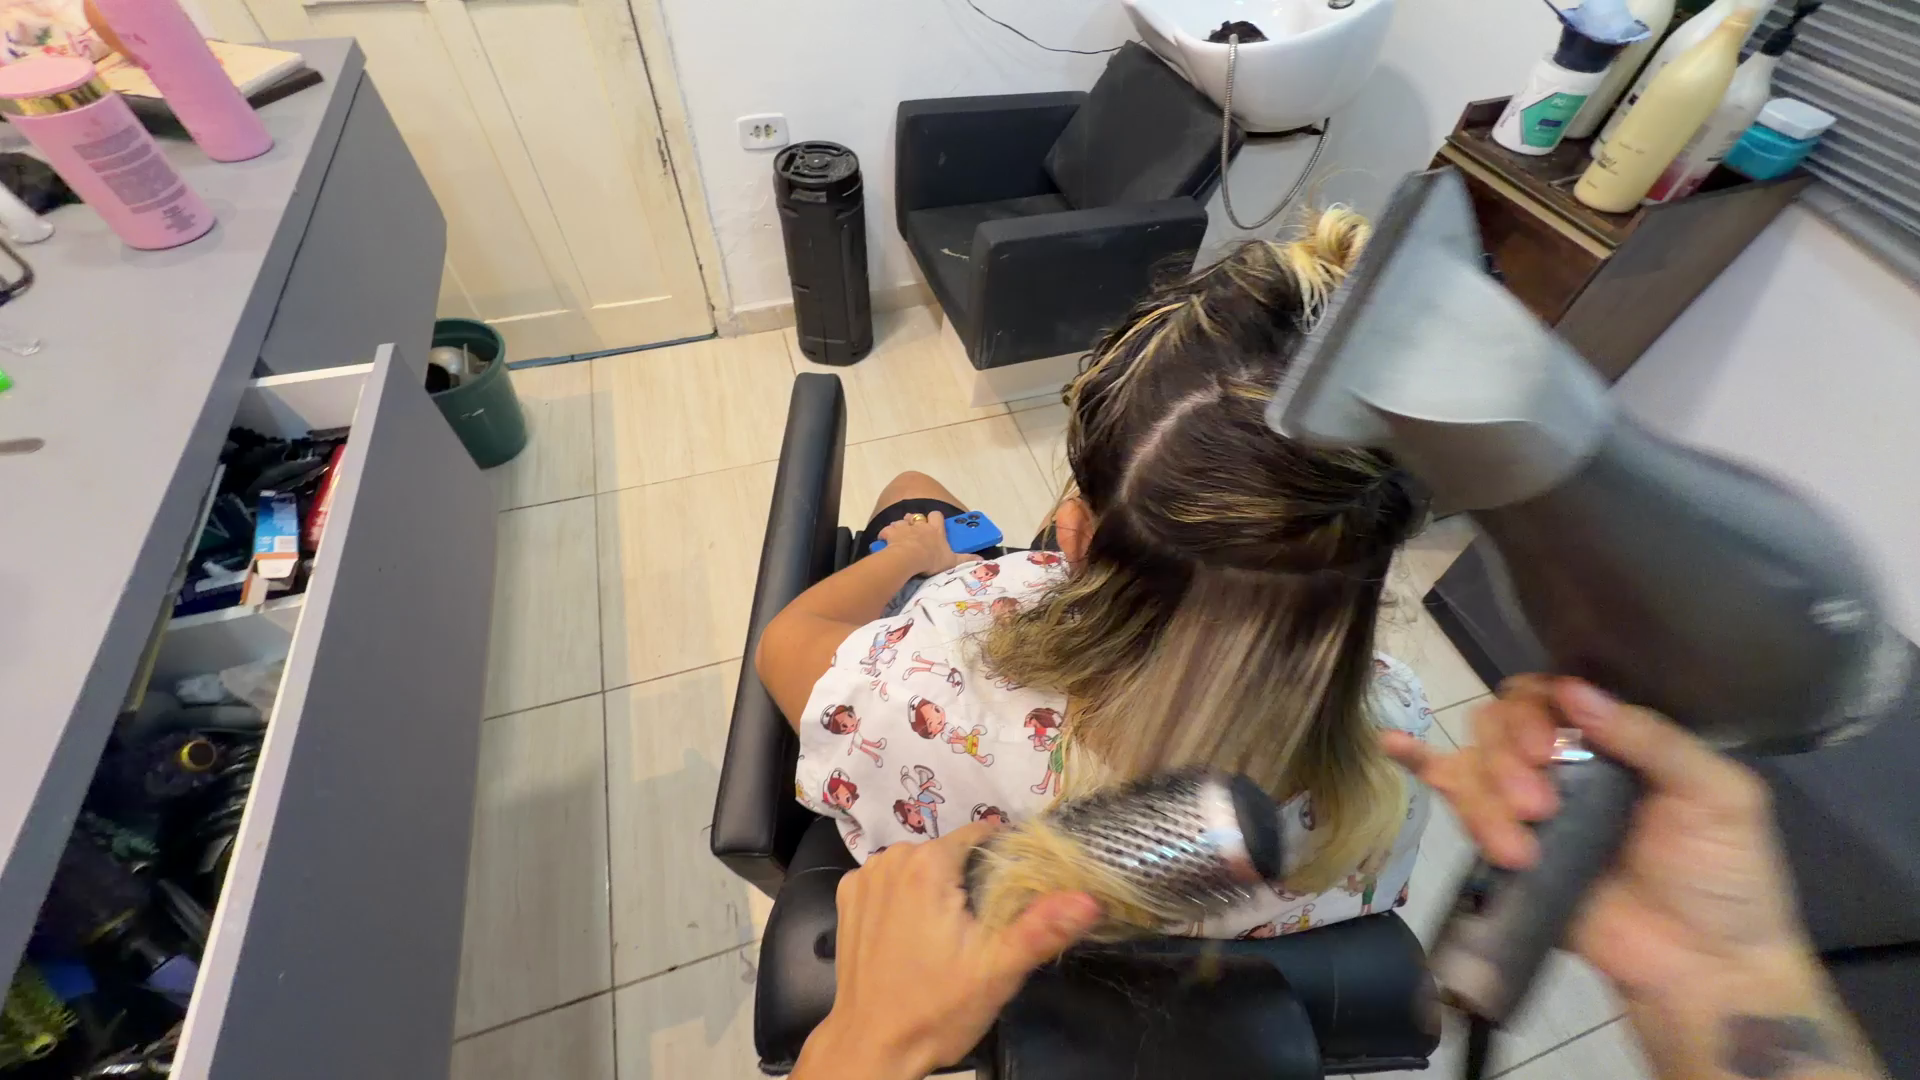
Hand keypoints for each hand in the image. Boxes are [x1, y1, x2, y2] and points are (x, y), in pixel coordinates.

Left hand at [794, 823, 1100, 1079]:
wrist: (871, 1049)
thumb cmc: (936, 1008)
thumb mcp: (998, 971)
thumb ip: (1043, 928)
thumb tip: (1089, 899)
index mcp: (928, 862)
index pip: (979, 835)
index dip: (1000, 859)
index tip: (1011, 892)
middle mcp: (892, 856)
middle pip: (949, 852)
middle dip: (968, 879)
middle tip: (978, 927)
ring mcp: (865, 875)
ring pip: (918, 864)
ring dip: (935, 886)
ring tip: (943, 933)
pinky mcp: (847, 896)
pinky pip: (889, 880)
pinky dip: (901, 896)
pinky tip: (908, 932)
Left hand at [877, 511, 977, 575]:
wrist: (910, 558)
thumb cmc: (932, 560)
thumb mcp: (952, 562)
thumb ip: (966, 559)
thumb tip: (983, 559)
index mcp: (936, 530)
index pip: (937, 516)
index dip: (935, 518)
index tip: (933, 523)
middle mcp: (920, 525)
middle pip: (917, 516)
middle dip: (915, 520)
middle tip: (914, 529)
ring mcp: (905, 527)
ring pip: (901, 521)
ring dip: (900, 526)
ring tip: (899, 535)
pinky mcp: (891, 532)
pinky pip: (886, 530)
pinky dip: (885, 534)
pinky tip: (884, 540)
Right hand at [1380, 678, 1807, 1001]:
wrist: (1697, 965)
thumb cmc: (1722, 877)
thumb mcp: (1719, 798)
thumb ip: (1654, 740)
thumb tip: (1573, 692)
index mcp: (1605, 738)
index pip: (1546, 695)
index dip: (1534, 713)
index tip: (1547, 751)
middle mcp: (1555, 757)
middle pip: (1496, 723)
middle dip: (1507, 764)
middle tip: (1540, 809)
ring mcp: (1519, 794)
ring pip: (1469, 763)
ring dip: (1483, 803)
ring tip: (1518, 852)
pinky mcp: (1491, 831)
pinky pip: (1442, 782)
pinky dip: (1414, 759)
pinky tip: (1392, 742)